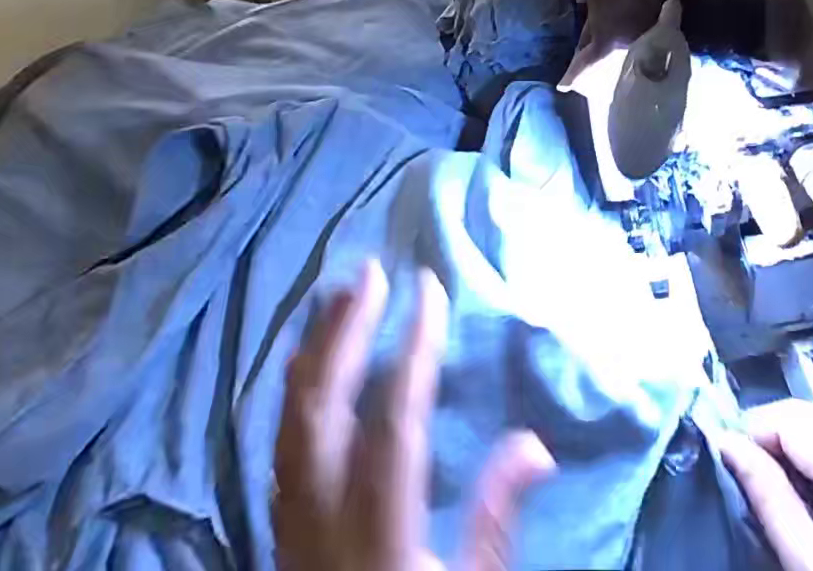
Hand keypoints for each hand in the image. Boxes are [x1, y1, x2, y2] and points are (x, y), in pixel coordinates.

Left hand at [273, 260, 554, 570]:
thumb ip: (495, 521)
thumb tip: (533, 442)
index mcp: (377, 538)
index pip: (392, 427)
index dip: (412, 353)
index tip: (428, 291)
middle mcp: (320, 527)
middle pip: (319, 419)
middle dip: (343, 338)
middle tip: (369, 274)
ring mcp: (289, 529)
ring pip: (287, 428)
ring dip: (314, 353)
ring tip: (337, 295)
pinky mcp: (281, 531)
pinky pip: (280, 446)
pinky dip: (296, 390)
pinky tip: (309, 358)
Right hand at [716, 399, 812, 570]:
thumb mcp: (812, 569)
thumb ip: (770, 499)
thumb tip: (726, 441)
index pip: (793, 419)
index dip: (753, 434)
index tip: (724, 463)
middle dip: (771, 435)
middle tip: (740, 475)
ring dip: (794, 445)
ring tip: (767, 485)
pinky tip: (805, 493)